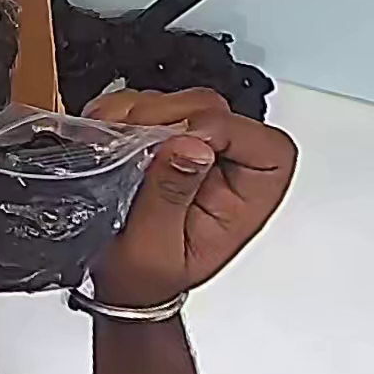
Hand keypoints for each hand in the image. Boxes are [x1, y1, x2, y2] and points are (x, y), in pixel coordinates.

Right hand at [86, 89, 296, 306]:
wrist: (119, 275)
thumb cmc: (145, 273)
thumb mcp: (155, 247)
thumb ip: (171, 195)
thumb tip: (191, 146)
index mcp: (245, 198)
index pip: (267, 147)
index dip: (226, 133)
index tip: (181, 144)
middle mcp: (227, 164)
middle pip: (215, 110)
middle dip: (168, 118)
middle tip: (133, 143)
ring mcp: (195, 141)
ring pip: (179, 98)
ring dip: (139, 115)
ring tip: (113, 146)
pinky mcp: (166, 127)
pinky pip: (147, 99)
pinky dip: (121, 111)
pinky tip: (107, 137)